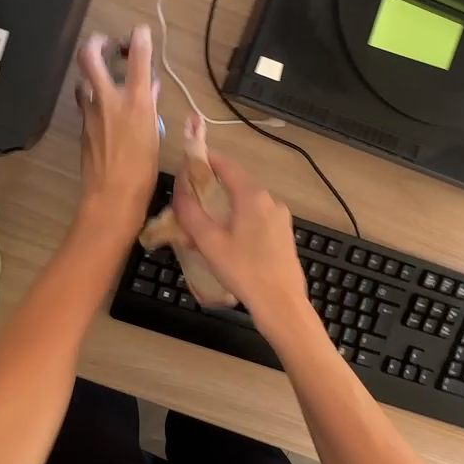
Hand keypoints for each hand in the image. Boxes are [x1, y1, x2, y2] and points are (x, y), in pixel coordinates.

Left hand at [75, 26, 160, 234]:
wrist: (112, 197)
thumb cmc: (143, 170)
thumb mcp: (154, 135)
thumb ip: (151, 107)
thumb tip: (151, 89)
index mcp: (136, 102)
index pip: (137, 59)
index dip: (139, 39)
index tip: (140, 30)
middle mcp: (110, 101)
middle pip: (90, 57)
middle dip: (97, 42)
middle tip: (106, 42)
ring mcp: (91, 113)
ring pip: (83, 80)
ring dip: (91, 73)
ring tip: (103, 76)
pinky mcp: (83, 128)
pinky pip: (85, 103)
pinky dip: (93, 97)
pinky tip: (103, 107)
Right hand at [171, 151, 311, 332]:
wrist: (281, 303)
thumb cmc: (243, 270)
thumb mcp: (210, 242)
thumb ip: (191, 214)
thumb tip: (179, 193)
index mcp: (253, 196)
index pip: (228, 166)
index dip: (208, 160)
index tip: (192, 160)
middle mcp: (270, 201)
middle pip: (239, 184)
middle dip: (216, 186)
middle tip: (193, 195)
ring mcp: (281, 219)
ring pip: (249, 203)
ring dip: (229, 205)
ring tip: (208, 220)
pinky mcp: (284, 236)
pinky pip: (259, 218)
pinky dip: (241, 219)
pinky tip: (230, 238)